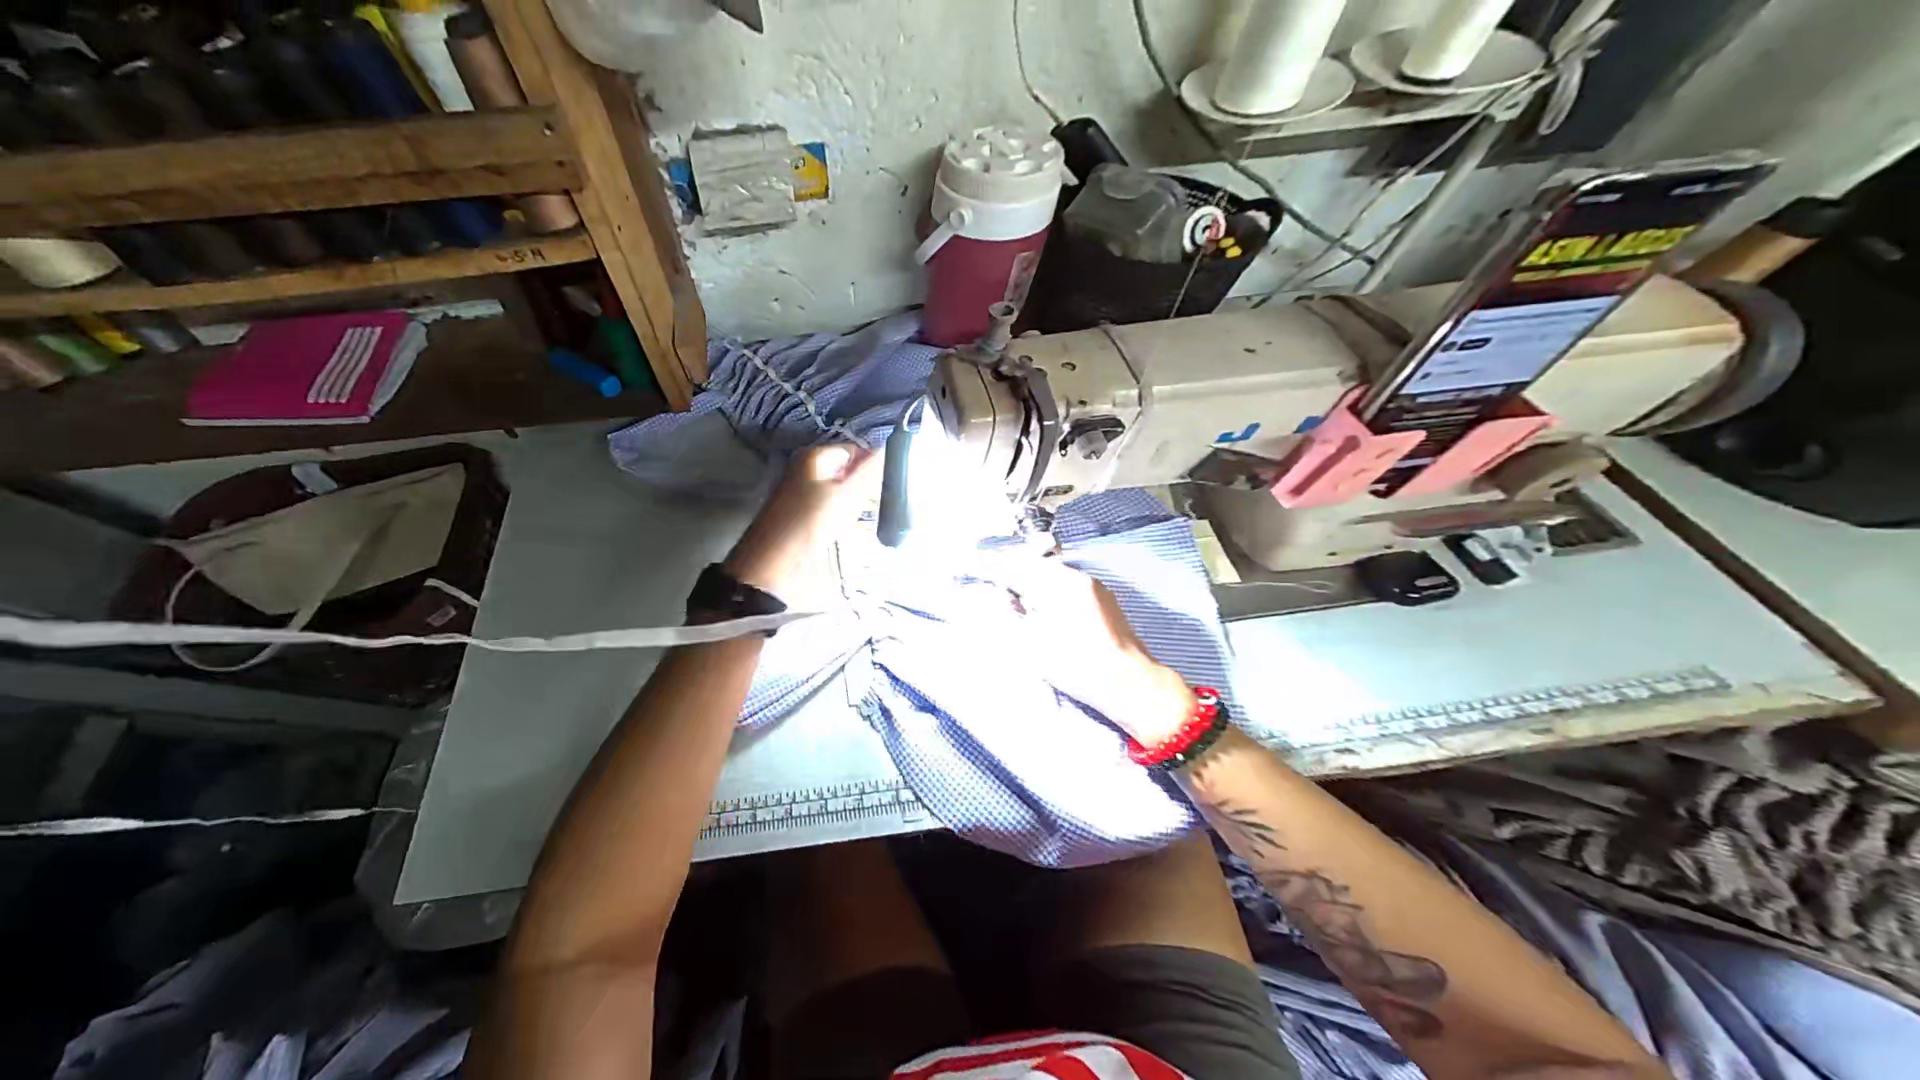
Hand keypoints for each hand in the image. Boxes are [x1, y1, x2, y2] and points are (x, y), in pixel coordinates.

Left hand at [724, 444, 878, 598]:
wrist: (771, 559)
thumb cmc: (809, 521)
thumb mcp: (845, 495)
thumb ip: (868, 470)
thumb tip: (887, 448)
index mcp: (815, 455)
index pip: (855, 450)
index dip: (870, 467)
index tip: (879, 487)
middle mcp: (806, 466)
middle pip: (847, 471)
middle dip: (860, 489)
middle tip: (861, 506)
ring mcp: (801, 487)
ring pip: (840, 491)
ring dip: (849, 505)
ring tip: (846, 520)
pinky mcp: (800, 509)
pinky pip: (828, 506)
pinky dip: (836, 516)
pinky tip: (834, 529)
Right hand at [999, 562, 1196, 744]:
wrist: (1130, 684)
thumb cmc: (1076, 664)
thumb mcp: (1028, 642)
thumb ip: (1004, 613)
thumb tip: (990, 595)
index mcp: (1058, 581)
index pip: (1015, 565)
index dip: (990, 566)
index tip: (971, 563)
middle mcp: (1078, 577)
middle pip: (1035, 567)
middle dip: (1011, 573)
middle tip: (988, 580)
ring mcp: (1095, 589)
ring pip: (1053, 578)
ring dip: (1031, 584)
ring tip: (1012, 597)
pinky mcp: (1105, 605)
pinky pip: (1069, 589)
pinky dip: (1050, 594)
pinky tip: (1042, 610)